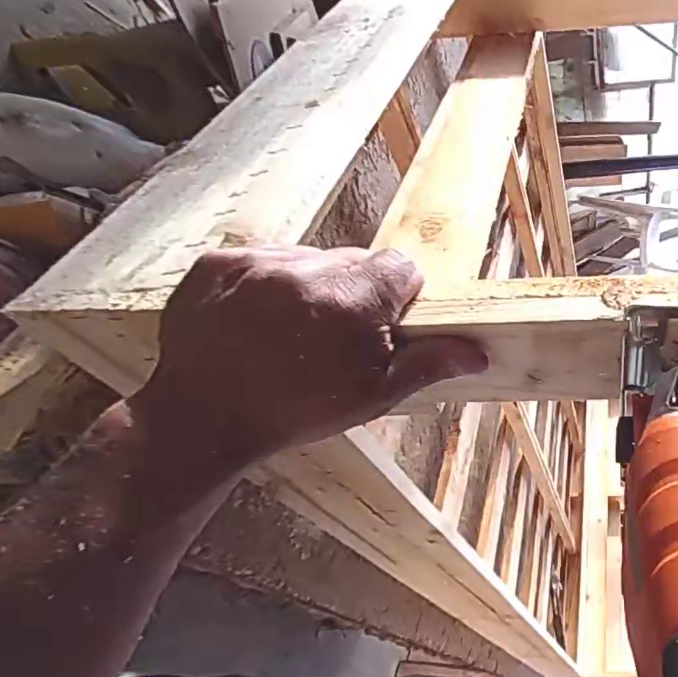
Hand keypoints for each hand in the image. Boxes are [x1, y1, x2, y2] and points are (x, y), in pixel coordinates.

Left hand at [128, 245, 486, 466]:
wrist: (202, 418)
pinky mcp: (218, 261)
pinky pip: (262, 257)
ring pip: (309, 257)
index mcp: (352, 300)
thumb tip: (475, 353)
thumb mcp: (370, 397)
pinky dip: (267, 281)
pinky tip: (257, 320)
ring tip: (291, 330)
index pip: (400, 265)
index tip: (382, 322)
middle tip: (335, 334)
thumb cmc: (294, 411)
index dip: (398, 294)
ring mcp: (256, 261)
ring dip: (311, 284)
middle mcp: (306, 269)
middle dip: (355, 291)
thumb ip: (426, 364)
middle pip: (355, 260)